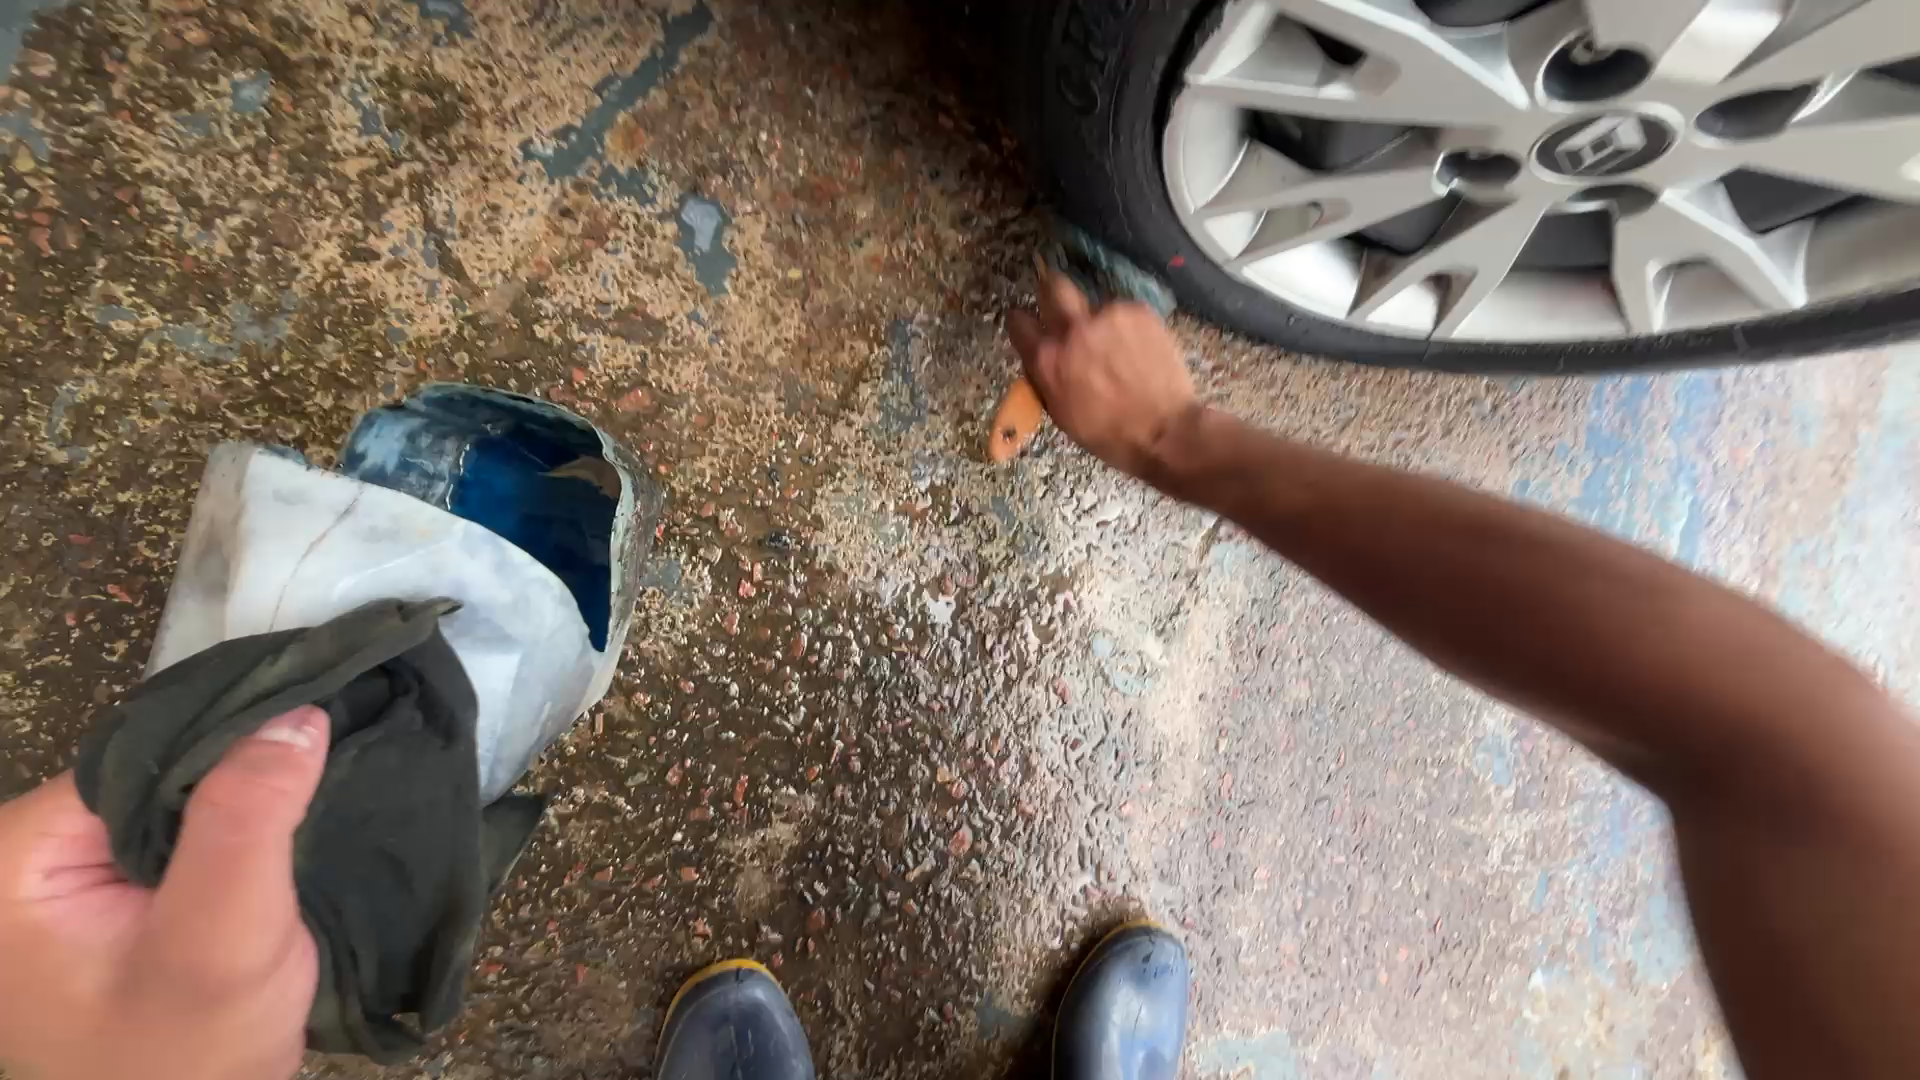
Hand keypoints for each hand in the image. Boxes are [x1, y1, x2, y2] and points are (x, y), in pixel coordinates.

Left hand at [0, 707, 329, 1079]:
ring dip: (261, 780)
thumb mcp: (222, 935)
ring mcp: (79, 872)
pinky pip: (196, 817)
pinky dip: (256, 807)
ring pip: (186, 786)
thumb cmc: (189, 1044)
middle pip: (163, 762)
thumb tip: (298, 715)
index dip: (237, 733)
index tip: (326, 721)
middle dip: (254, 755)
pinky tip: (304, 805)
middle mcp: (32, 857)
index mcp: (14, 860)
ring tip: (333, 769)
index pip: (141, 751)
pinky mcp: (128, 884)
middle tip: (339, 748)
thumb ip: (248, 822)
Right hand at [1006, 270, 1198, 478]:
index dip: (1022, 322)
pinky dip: (1128, 327)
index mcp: (1047, 360)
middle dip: (1054, 292)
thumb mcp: (1061, 413)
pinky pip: (1125, 312)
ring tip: (1118, 347)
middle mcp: (1072, 330)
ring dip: (1100, 321)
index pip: (1019, 322)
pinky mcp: (1138, 311)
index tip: (1028, 323)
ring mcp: (1107, 316)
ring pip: (1096, 305)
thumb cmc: (1108, 435)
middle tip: (1064, 305)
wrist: (1163, 430)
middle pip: (1054, 287)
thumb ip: (1046, 378)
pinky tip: (1139, 349)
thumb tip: (1042, 359)